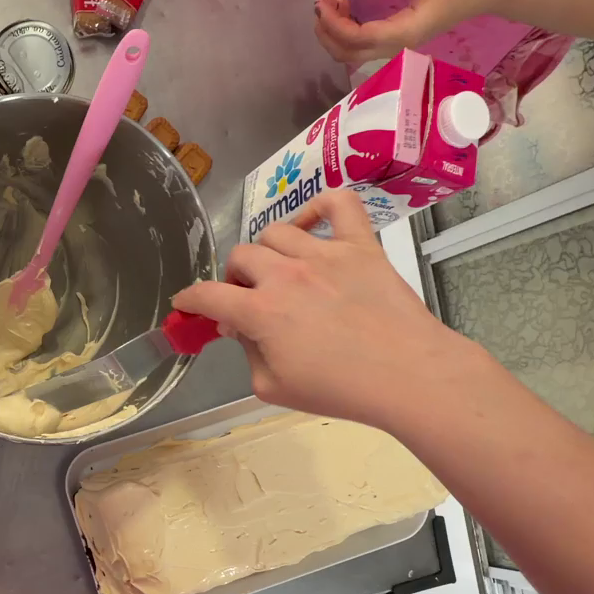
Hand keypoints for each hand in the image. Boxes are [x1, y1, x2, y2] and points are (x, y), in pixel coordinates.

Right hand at [172, 190, 489, 429]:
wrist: (407, 375)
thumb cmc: (338, 390)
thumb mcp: (272, 386)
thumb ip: (248, 353)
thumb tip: (240, 329)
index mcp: (260, 312)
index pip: (207, 295)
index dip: (189, 300)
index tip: (186, 305)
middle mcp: (285, 274)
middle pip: (240, 257)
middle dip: (234, 278)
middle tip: (247, 299)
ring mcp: (324, 254)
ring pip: (276, 231)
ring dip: (268, 252)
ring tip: (279, 270)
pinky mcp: (361, 245)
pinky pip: (337, 203)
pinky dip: (319, 208)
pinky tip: (313, 228)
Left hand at [313, 0, 499, 64]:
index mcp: (405, 33)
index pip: (357, 38)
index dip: (334, 25)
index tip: (322, 2)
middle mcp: (397, 46)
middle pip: (349, 54)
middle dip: (328, 32)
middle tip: (321, 3)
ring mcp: (397, 45)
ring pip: (353, 52)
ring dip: (335, 33)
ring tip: (331, 3)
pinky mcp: (398, 37)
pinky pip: (363, 44)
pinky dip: (347, 31)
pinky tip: (347, 9)